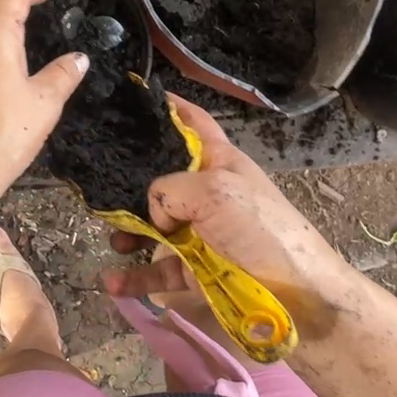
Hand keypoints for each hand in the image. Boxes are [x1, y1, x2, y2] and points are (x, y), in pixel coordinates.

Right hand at [102, 96, 350, 308]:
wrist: (297, 295)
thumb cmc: (261, 230)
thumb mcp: (215, 191)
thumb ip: (170, 190)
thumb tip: (154, 215)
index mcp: (219, 162)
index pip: (192, 124)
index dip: (169, 108)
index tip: (136, 101)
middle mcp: (206, 194)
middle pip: (160, 179)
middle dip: (130, 183)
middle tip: (99, 185)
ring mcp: (199, 233)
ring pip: (151, 228)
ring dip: (126, 234)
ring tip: (113, 241)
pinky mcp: (194, 270)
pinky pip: (156, 271)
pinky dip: (133, 277)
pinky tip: (112, 282)